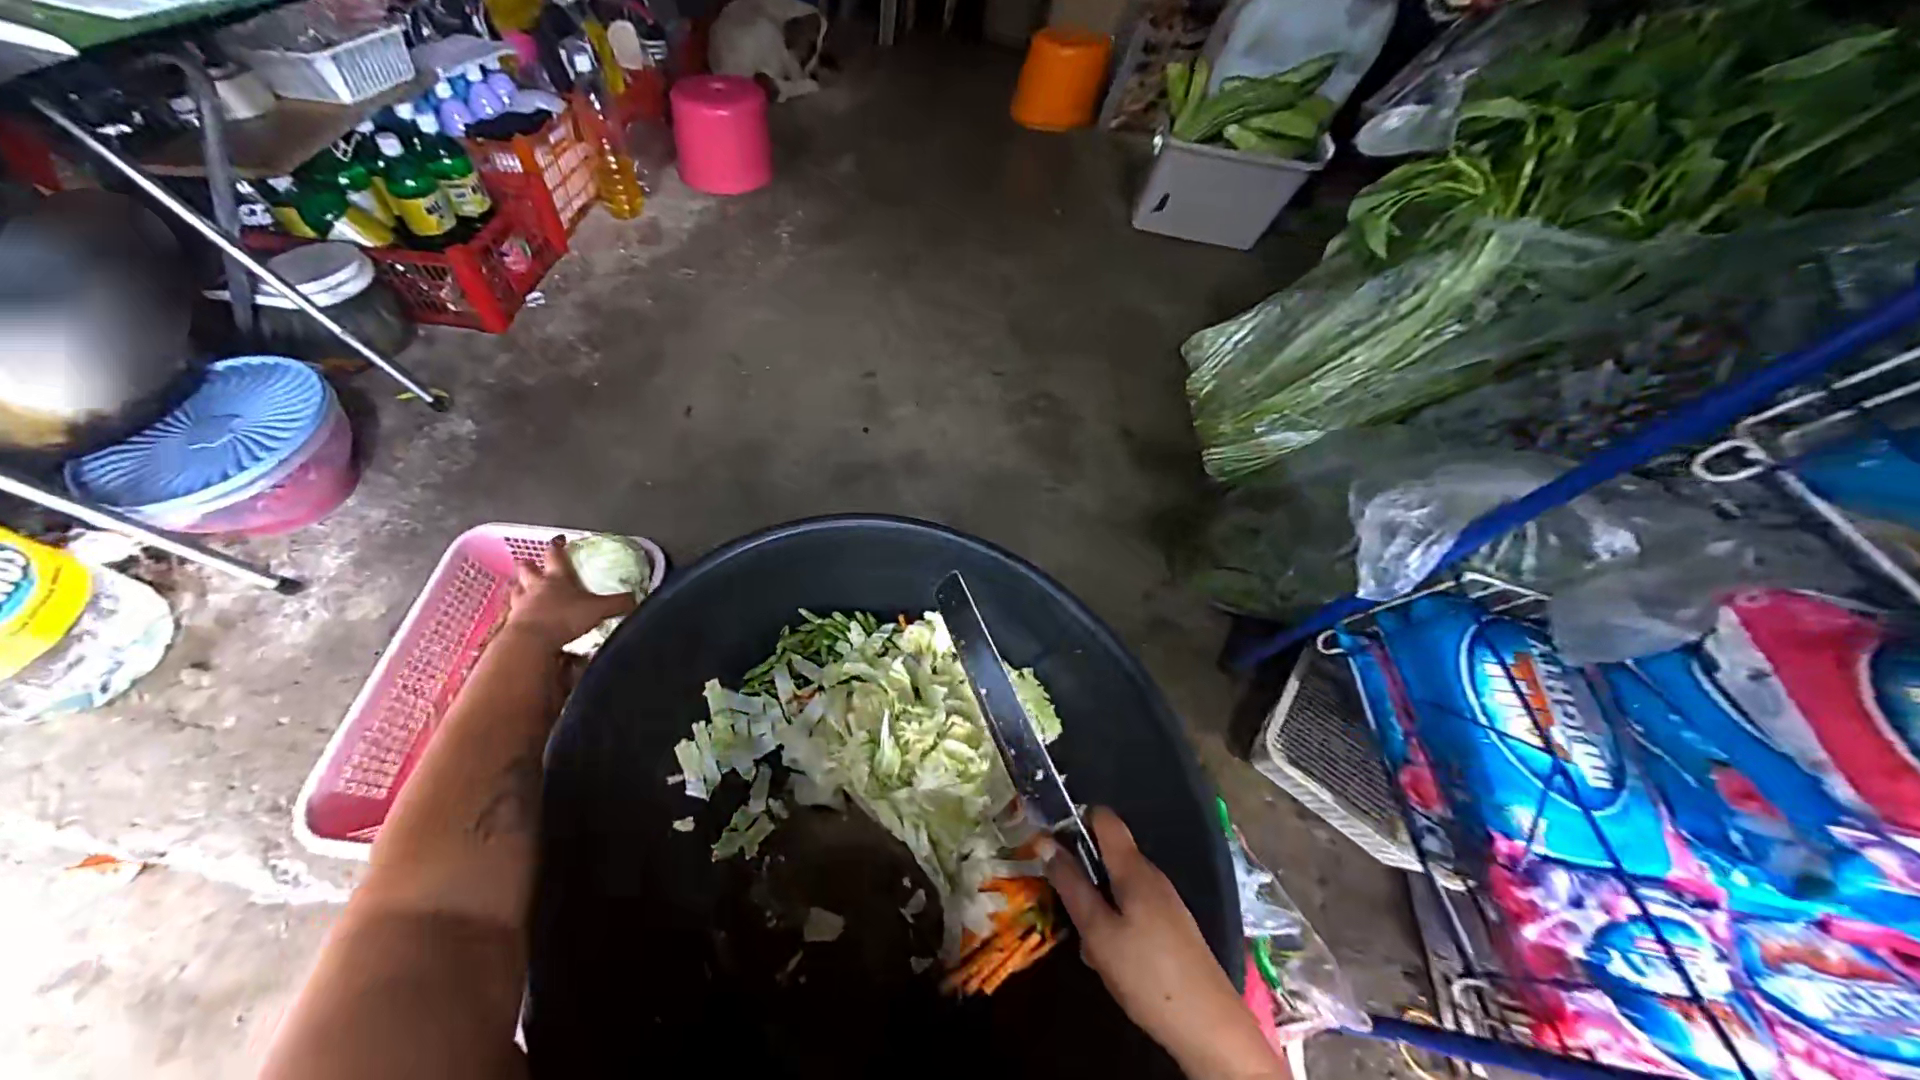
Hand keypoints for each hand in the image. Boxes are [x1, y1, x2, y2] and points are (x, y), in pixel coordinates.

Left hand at [501, 537, 637, 649]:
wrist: (531, 641)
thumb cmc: (564, 618)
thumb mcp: (598, 610)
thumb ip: (617, 603)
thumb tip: (635, 599)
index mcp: (557, 578)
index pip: (555, 555)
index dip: (557, 546)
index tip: (559, 539)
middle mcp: (535, 586)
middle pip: (527, 569)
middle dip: (529, 564)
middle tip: (531, 562)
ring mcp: (520, 603)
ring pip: (516, 588)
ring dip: (519, 586)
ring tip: (522, 587)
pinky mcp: (511, 621)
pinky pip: (511, 611)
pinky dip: (515, 610)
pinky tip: (520, 614)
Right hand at [1046, 808, 1283, 1079]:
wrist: (1211, 1028)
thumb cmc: (1147, 974)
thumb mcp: (1098, 931)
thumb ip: (1071, 885)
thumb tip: (1045, 842)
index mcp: (1134, 868)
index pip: (1105, 818)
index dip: (1076, 819)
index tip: (1052, 843)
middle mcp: (1152, 876)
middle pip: (1109, 855)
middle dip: (1083, 875)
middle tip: (1066, 908)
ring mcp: (1165, 902)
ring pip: (1118, 888)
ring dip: (1097, 907)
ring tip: (1089, 946)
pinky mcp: (1172, 927)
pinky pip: (1133, 910)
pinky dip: (1116, 925)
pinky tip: (1112, 960)